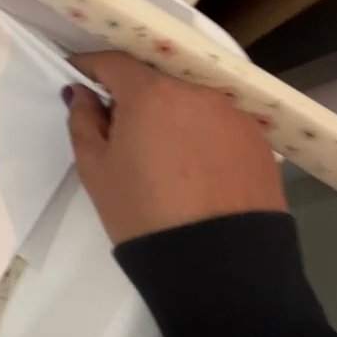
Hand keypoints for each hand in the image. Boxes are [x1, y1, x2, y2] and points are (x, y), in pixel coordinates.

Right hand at [64, 51, 285, 244]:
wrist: (224, 275)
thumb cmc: (145, 214)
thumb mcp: (95, 167)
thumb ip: (83, 119)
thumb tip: (83, 94)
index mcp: (152, 92)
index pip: (113, 62)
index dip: (89, 67)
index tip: (75, 76)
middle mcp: (197, 93)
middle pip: (153, 79)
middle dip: (130, 93)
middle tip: (115, 121)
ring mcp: (235, 117)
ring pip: (188, 100)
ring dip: (168, 112)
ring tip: (159, 148)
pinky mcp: (261, 145)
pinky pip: (217, 124)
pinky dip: (199, 132)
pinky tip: (191, 163)